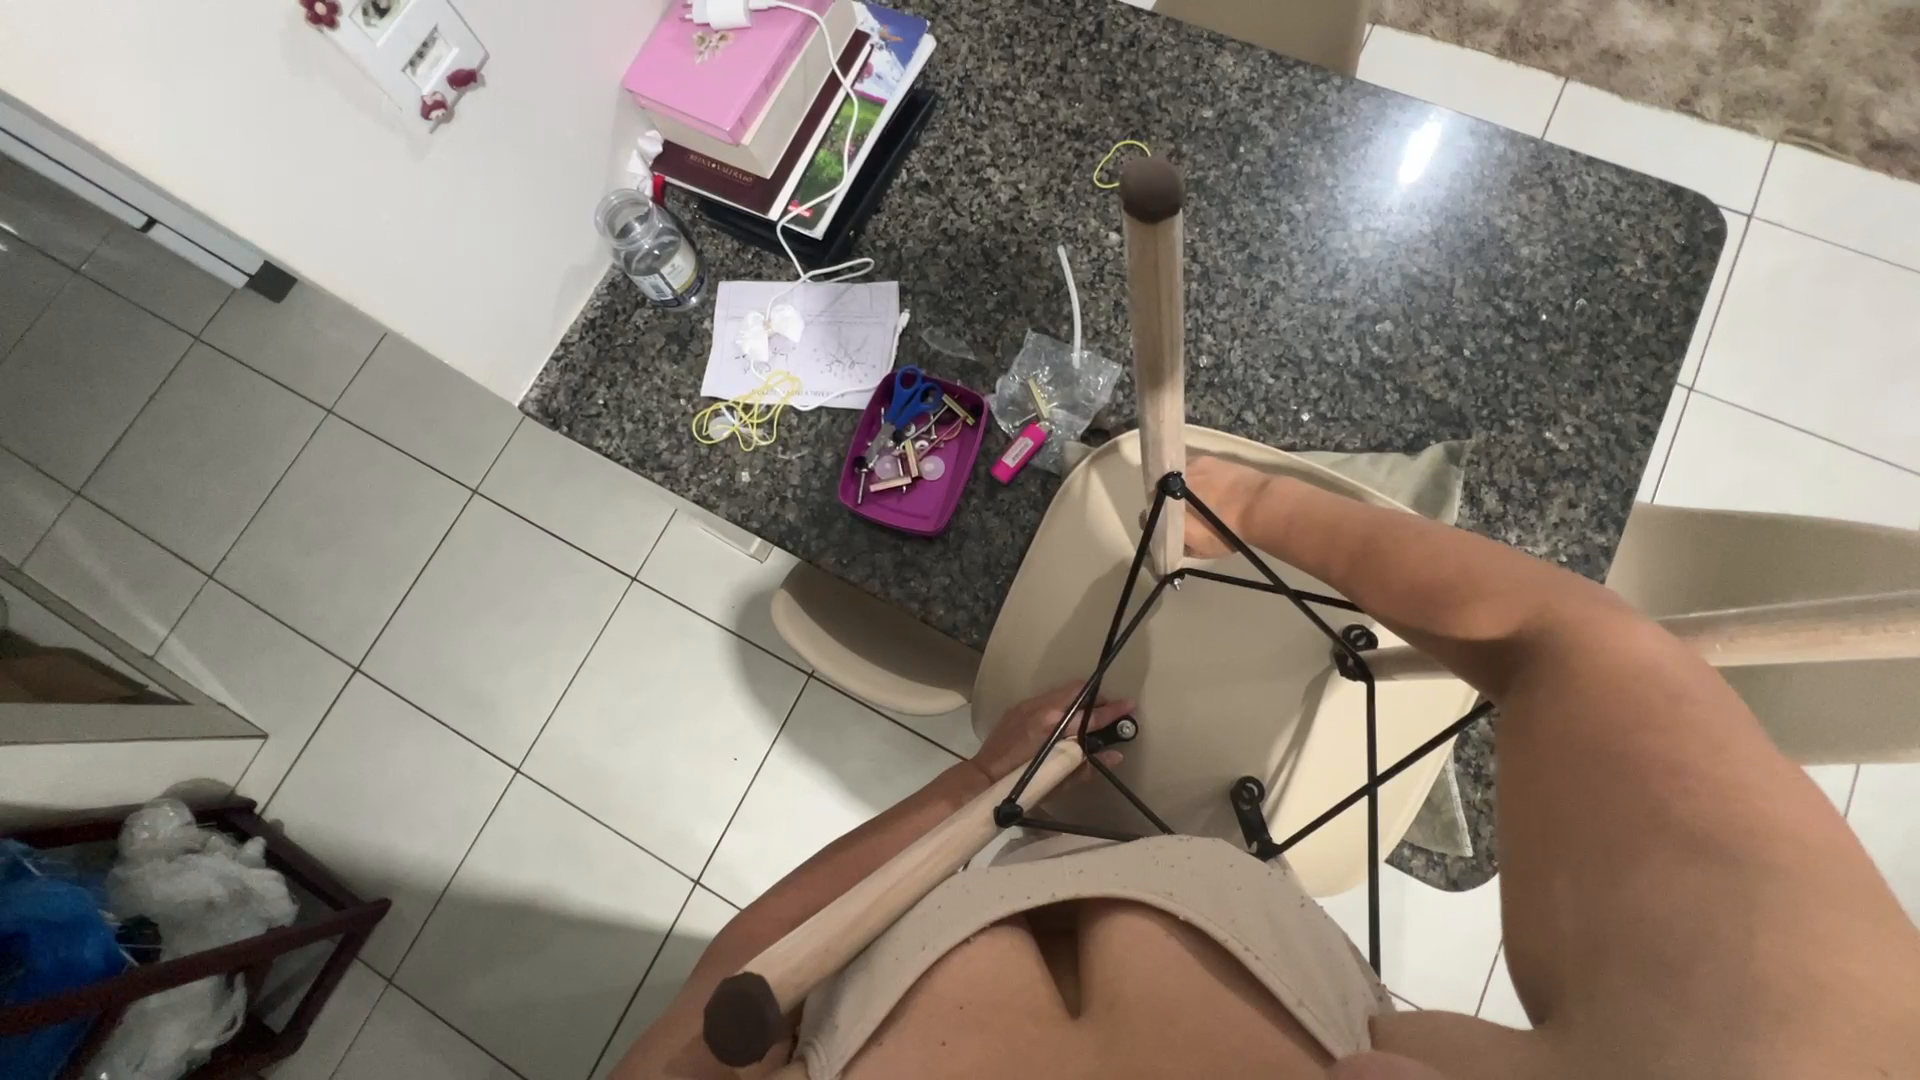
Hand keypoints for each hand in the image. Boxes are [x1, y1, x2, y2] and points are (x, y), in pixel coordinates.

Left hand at [969, 682, 1133, 784]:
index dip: (1114, 711)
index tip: (1130, 705)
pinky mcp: (1019, 706)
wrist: (984, 777)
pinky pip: (1048, 697)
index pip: (1091, 716)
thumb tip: (1116, 755)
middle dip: (1097, 698)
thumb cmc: (1022, 785)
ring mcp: (1028, 705)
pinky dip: (1063, 703)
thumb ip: (1089, 766)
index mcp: (1054, 729)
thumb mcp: (1059, 782)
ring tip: (1091, 713)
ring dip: (1080, 699)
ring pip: (1063, 692)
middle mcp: (1042, 709)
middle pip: (1078, 691)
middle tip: (1111, 709)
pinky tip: (1066, 718)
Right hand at [1168, 455, 1274, 558]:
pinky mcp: (1202, 459)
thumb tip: (1175, 540)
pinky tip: (1211, 483)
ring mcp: (1183, 470)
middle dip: (1169, 504)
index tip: (1172, 529)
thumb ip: (1181, 544)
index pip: (1148, 518)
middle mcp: (1165, 487)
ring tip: (1201, 497)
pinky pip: (1192, 468)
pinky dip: (1197, 475)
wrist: (1257, 506)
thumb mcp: (1199, 549)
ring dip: (1182, 487)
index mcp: (1162, 511)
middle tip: (1188, 514)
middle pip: (1159, 496)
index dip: (1159, 524)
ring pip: (1174, 479)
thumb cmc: (1226, 532)